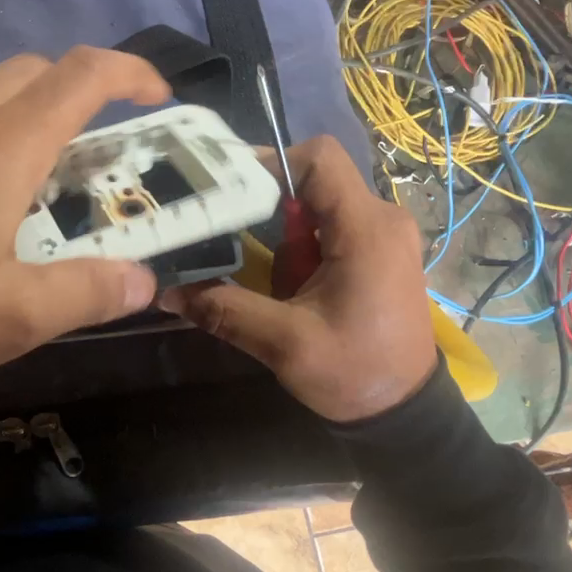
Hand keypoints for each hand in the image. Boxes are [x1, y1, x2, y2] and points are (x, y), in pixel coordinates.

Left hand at [0, 46, 170, 385]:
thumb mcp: (11, 318)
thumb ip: (87, 291)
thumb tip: (143, 279)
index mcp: (0, 146)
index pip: (81, 73)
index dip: (129, 71)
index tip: (152, 97)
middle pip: (30, 68)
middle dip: (72, 94)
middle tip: (79, 154)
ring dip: (12, 103)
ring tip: (13, 162)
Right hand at [159, 135, 436, 421]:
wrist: (404, 412)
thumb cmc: (355, 373)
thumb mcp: (285, 343)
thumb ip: (225, 308)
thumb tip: (166, 290)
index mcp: (367, 229)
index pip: (318, 159)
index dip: (269, 163)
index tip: (229, 192)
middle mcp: (381, 219)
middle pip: (313, 180)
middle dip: (266, 207)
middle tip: (226, 234)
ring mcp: (383, 236)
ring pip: (317, 206)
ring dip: (282, 235)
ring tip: (261, 276)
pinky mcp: (377, 254)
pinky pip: (329, 228)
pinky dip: (299, 247)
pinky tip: (284, 284)